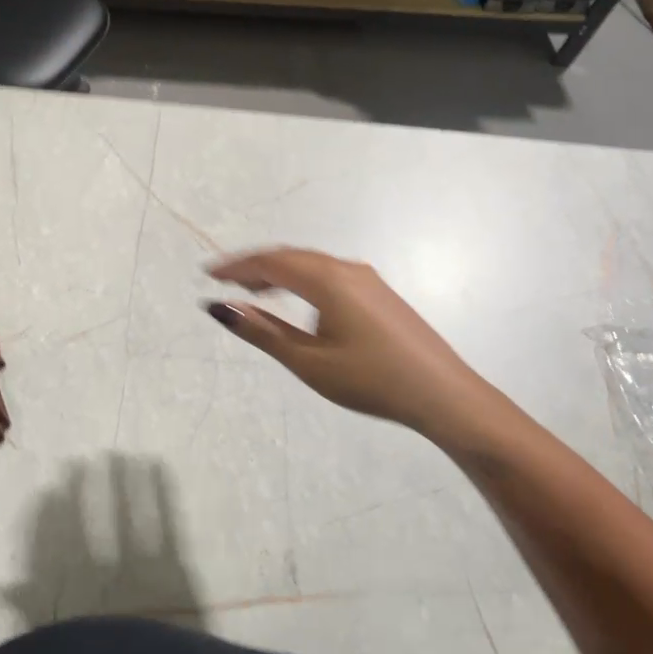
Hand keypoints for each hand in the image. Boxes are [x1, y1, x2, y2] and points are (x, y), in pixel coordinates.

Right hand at [205, 248, 491, 433]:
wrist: (445, 396)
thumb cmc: (371, 380)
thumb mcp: (308, 362)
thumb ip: (261, 331)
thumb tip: (219, 306)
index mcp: (327, 280)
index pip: (269, 262)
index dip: (235, 266)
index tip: (206, 274)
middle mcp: (346, 269)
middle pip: (290, 257)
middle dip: (254, 266)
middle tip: (225, 282)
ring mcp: (367, 280)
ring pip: (310, 264)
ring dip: (278, 272)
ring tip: (254, 291)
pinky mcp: (379, 294)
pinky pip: (328, 274)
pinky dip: (301, 279)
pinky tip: (297, 301)